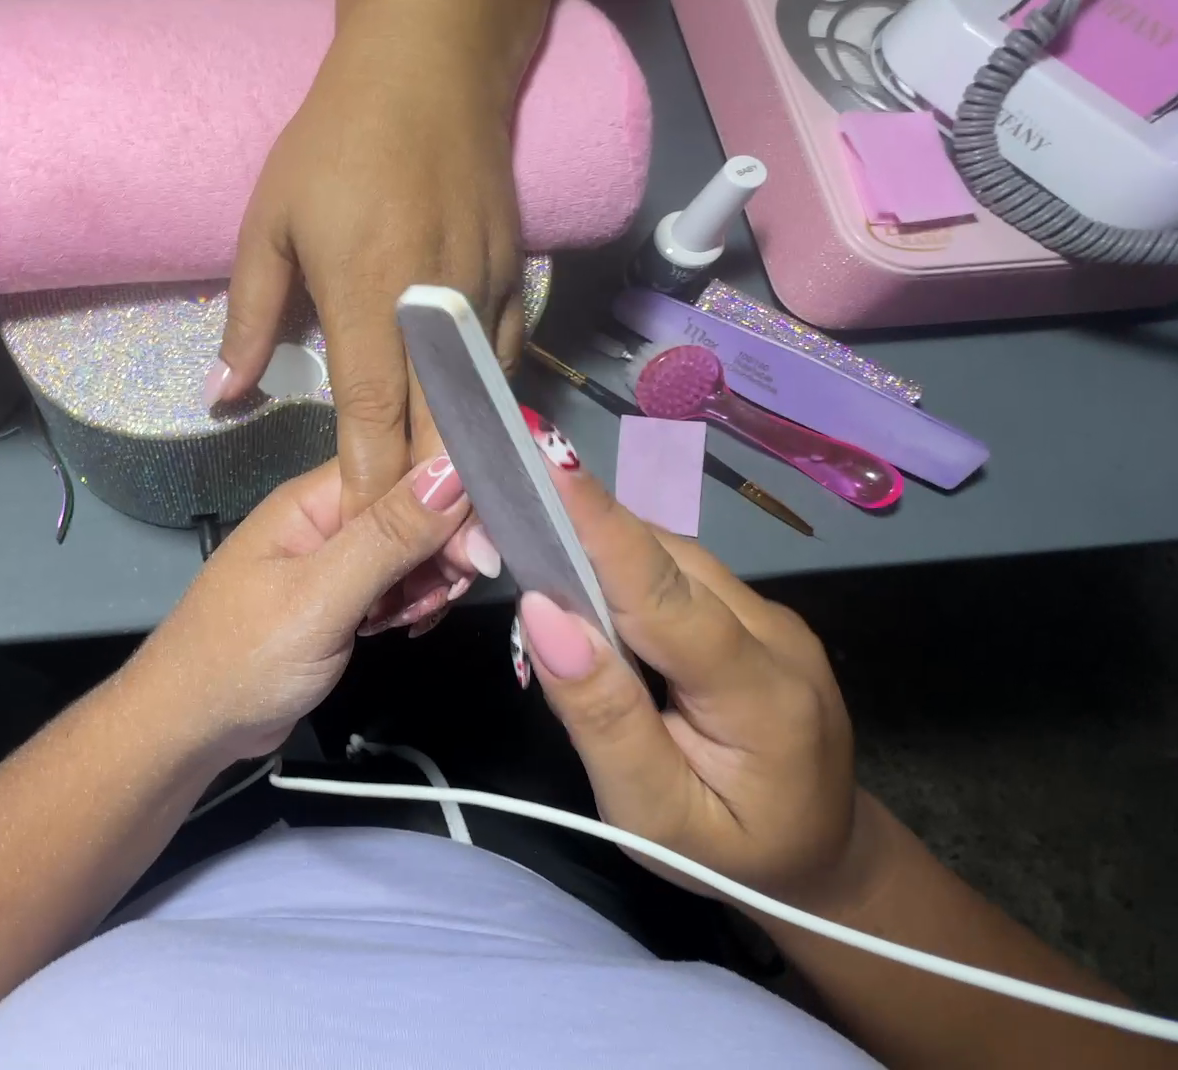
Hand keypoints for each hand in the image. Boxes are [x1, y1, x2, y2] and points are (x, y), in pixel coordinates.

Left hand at [130, 454, 475, 760]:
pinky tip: (400, 630)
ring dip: (424, 584)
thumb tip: (456, 466)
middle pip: (414, 509)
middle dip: (439, 551)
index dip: (449, 500)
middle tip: (435, 599)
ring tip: (405, 622)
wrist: (194, 725)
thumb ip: (388, 537)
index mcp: (313, 499)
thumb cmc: (245, 657)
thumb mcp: (320, 597)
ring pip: (410, 552)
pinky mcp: (339, 599)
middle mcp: (325, 519)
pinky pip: (392, 585)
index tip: (473, 554)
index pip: (403, 466)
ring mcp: (332, 561)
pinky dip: (407, 605)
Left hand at [212, 11, 528, 520]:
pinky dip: (487, 416)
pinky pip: (503, 370)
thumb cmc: (335, 148)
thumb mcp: (269, 226)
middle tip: (428, 565)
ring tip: (457, 529)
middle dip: (433, 502)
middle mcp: (436, 311)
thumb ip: (250, 320)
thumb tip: (223, 394)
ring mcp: (485, 299)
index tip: (367, 544)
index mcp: (371, 302)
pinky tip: (473, 449)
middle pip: (437, 429)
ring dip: (467, 470)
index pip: (372, 417)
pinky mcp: (515, 286)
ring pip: (480, 408)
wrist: (431, 67)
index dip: (372, 488)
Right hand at [518, 431, 870, 911]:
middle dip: (582, 522)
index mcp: (758, 693)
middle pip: (663, 562)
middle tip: (503, 497)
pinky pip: (675, 573)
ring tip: (526, 530)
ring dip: (596, 540)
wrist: (824, 861)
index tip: (547, 464)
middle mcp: (772, 634)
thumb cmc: (731, 853)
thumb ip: (601, 717)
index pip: (664, 594)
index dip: (601, 528)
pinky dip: (618, 562)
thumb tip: (543, 614)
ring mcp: (766, 619)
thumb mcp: (651, 812)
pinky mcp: (749, 617)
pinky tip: (578, 574)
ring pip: (668, 559)